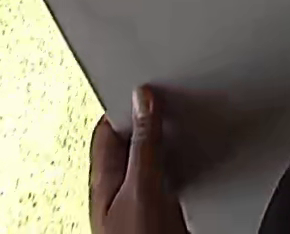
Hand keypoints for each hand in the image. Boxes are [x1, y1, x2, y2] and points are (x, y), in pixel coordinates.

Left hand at [91, 86, 189, 233]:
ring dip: (159, 134)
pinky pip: (163, 169)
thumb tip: (142, 97)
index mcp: (104, 181)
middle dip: (144, 115)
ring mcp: (138, 200)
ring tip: (174, 113)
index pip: (107, 128)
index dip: (123, 102)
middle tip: (162, 92)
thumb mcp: (143, 187)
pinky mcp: (159, 208)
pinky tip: (185, 149)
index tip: (142, 81)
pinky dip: (173, 153)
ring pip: (146, 154)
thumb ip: (143, 142)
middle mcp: (119, 189)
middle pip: (127, 139)